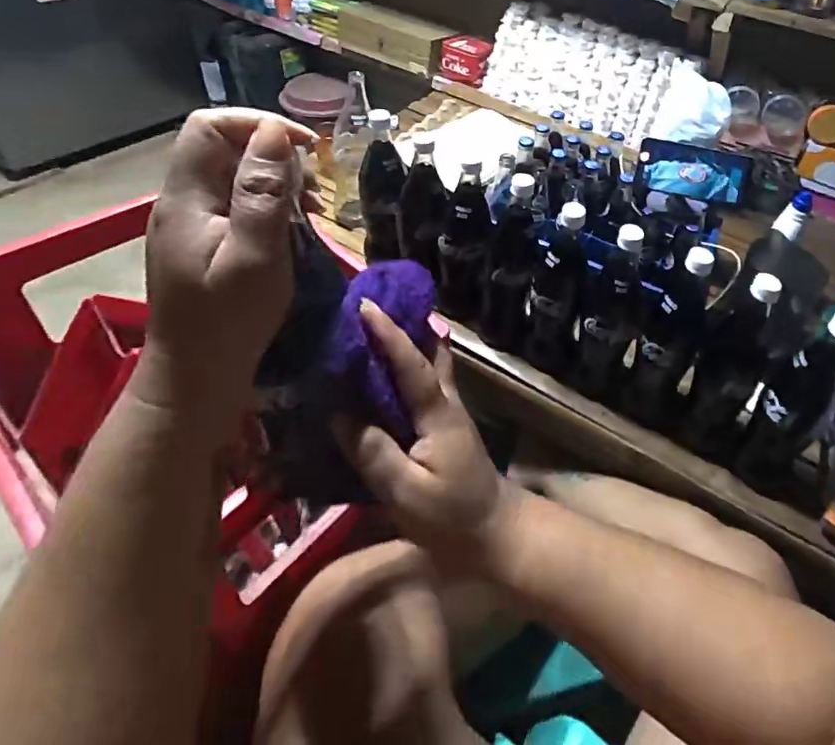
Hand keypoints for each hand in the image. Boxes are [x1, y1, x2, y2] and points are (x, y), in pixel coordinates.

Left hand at [140, 108, 316, 412]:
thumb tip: (275, 133)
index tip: (305, 149)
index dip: (259, 124)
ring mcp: (192, 222)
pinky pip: (236, 202)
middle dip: (274, 155)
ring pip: (233, 174)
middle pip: (224, 146)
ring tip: (309, 210)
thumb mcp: (255, 255)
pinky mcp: (204, 241)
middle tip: (313, 190)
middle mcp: (182, 201)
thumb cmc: (228, 321)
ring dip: (277, 181)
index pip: (210, 126)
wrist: (195, 377)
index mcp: (186, 198)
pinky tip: (292, 228)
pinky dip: (269, 204)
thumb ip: (263, 192)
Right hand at [337, 300, 516, 566]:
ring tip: (371, 324)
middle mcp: (446, 401)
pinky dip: (404, 365)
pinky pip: (421, 383)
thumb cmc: (451, 516)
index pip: (412, 364)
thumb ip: (374, 453)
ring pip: (428, 363)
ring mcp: (447, 411)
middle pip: (426, 351)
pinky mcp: (442, 424)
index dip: (389, 334)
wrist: (494, 534)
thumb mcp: (406, 493)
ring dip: (405, 339)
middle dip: (401, 323)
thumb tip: (339, 415)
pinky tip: (380, 369)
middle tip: (368, 301)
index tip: (364, 305)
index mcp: (438, 413)